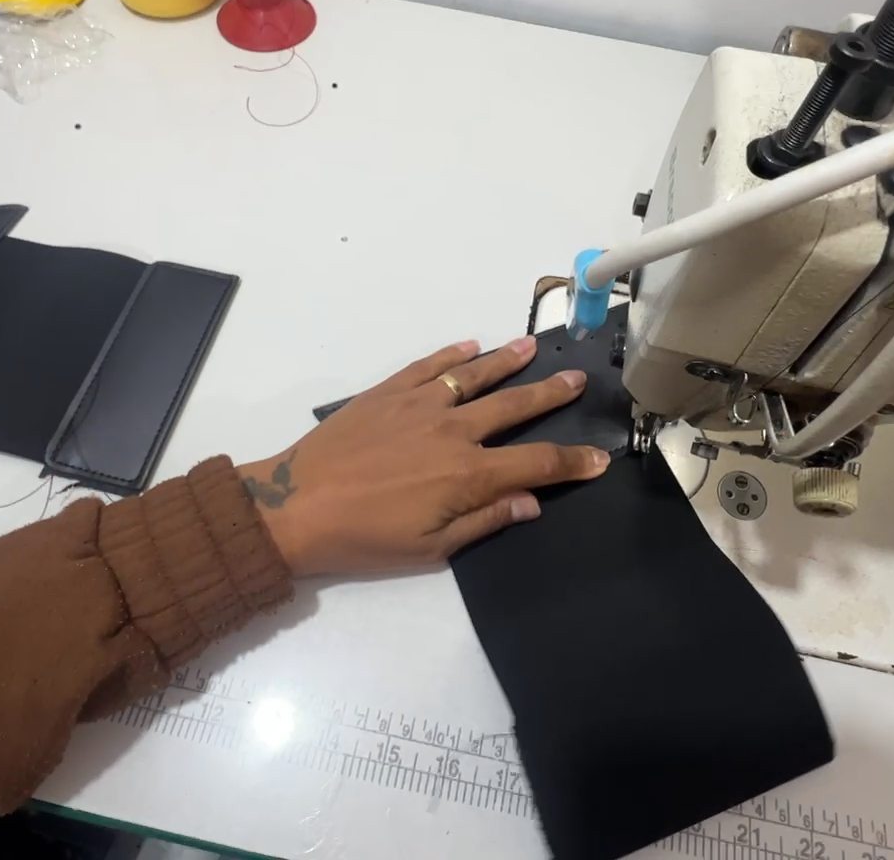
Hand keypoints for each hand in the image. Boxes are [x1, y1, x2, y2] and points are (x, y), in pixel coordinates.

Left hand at [242, 337, 609, 576]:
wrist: (295, 506)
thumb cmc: (365, 538)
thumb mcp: (430, 548)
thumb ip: (485, 520)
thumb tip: (532, 501)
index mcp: (467, 474)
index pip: (536, 463)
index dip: (573, 462)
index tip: (598, 459)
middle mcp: (454, 431)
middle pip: (515, 407)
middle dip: (551, 393)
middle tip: (575, 378)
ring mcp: (421, 404)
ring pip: (476, 375)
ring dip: (507, 360)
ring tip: (531, 346)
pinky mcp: (389, 390)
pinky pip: (429, 365)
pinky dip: (451, 354)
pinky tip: (469, 345)